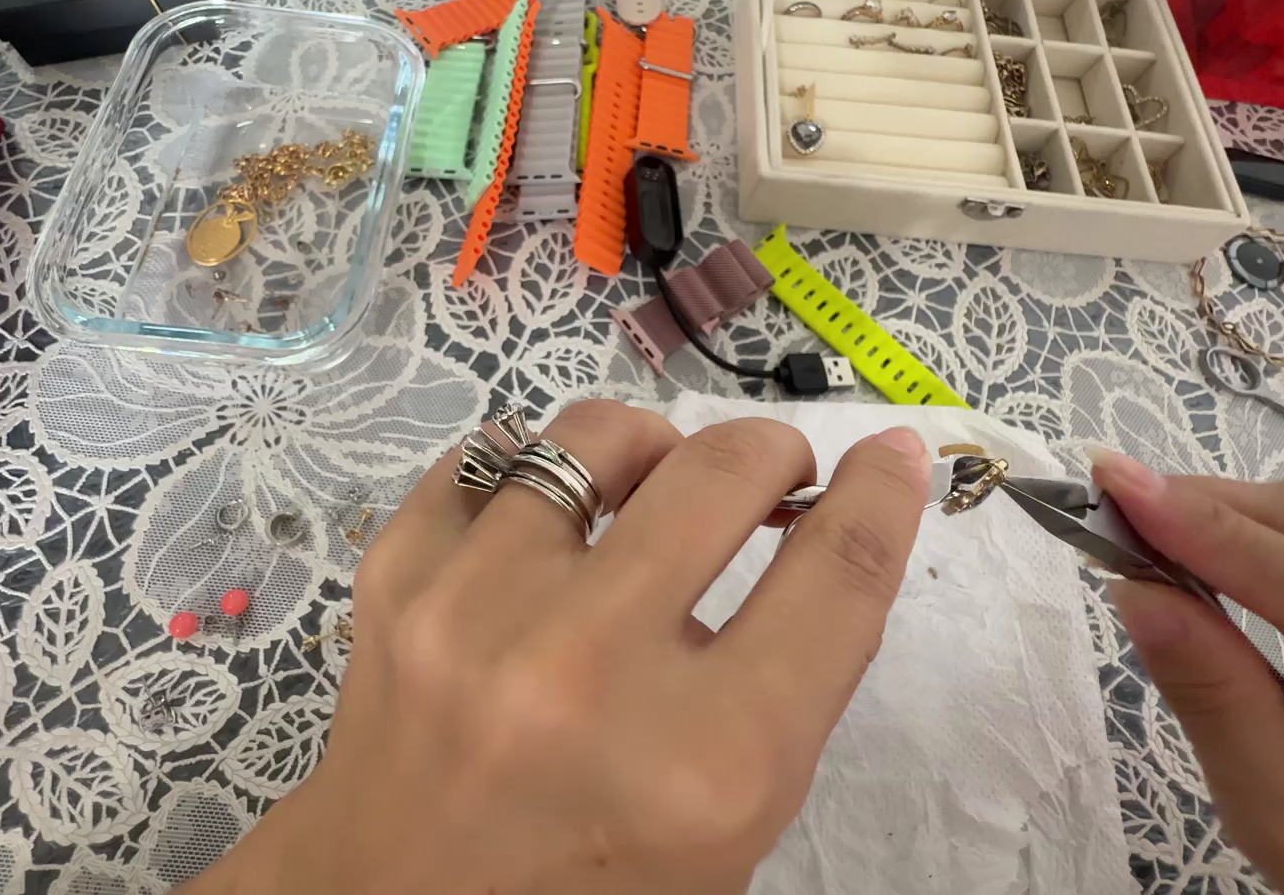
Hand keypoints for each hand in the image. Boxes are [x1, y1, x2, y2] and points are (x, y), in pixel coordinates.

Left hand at [184, 401, 931, 894]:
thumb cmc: (593, 876)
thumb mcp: (730, 804)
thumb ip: (792, 664)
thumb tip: (831, 510)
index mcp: (704, 765)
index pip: (836, 576)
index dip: (880, 494)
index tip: (889, 454)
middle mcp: (583, 674)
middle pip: (719, 474)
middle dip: (766, 450)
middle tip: (765, 469)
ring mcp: (470, 612)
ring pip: (595, 434)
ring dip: (649, 442)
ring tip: (650, 482)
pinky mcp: (394, 578)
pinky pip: (490, 454)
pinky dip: (539, 467)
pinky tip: (547, 513)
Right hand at [1092, 453, 1283, 893]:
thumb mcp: (1283, 818)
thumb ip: (1215, 703)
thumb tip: (1136, 589)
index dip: (1219, 534)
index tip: (1115, 487)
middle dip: (1212, 509)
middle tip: (1108, 502)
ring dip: (1233, 510)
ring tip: (1145, 526)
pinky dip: (1265, 524)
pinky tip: (1209, 537)